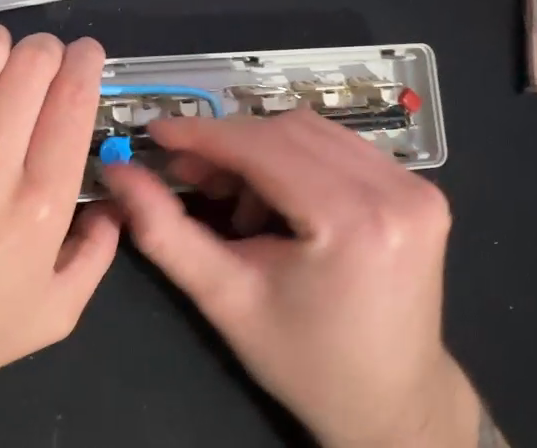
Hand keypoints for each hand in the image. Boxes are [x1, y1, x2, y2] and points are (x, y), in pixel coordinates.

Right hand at [102, 109, 480, 447]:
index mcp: (354, 224)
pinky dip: (293, 157)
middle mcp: (396, 193)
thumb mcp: (224, 298)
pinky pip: (337, 146)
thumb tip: (117, 172)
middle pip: (286, 131)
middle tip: (185, 174)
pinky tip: (273, 197)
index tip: (154, 133)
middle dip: (227, 145)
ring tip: (231, 197)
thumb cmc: (304, 360)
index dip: (203, 135)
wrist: (392, 406)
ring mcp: (416, 188)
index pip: (264, 148)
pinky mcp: (419, 190)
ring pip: (310, 131)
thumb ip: (164, 231)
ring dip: (258, 149)